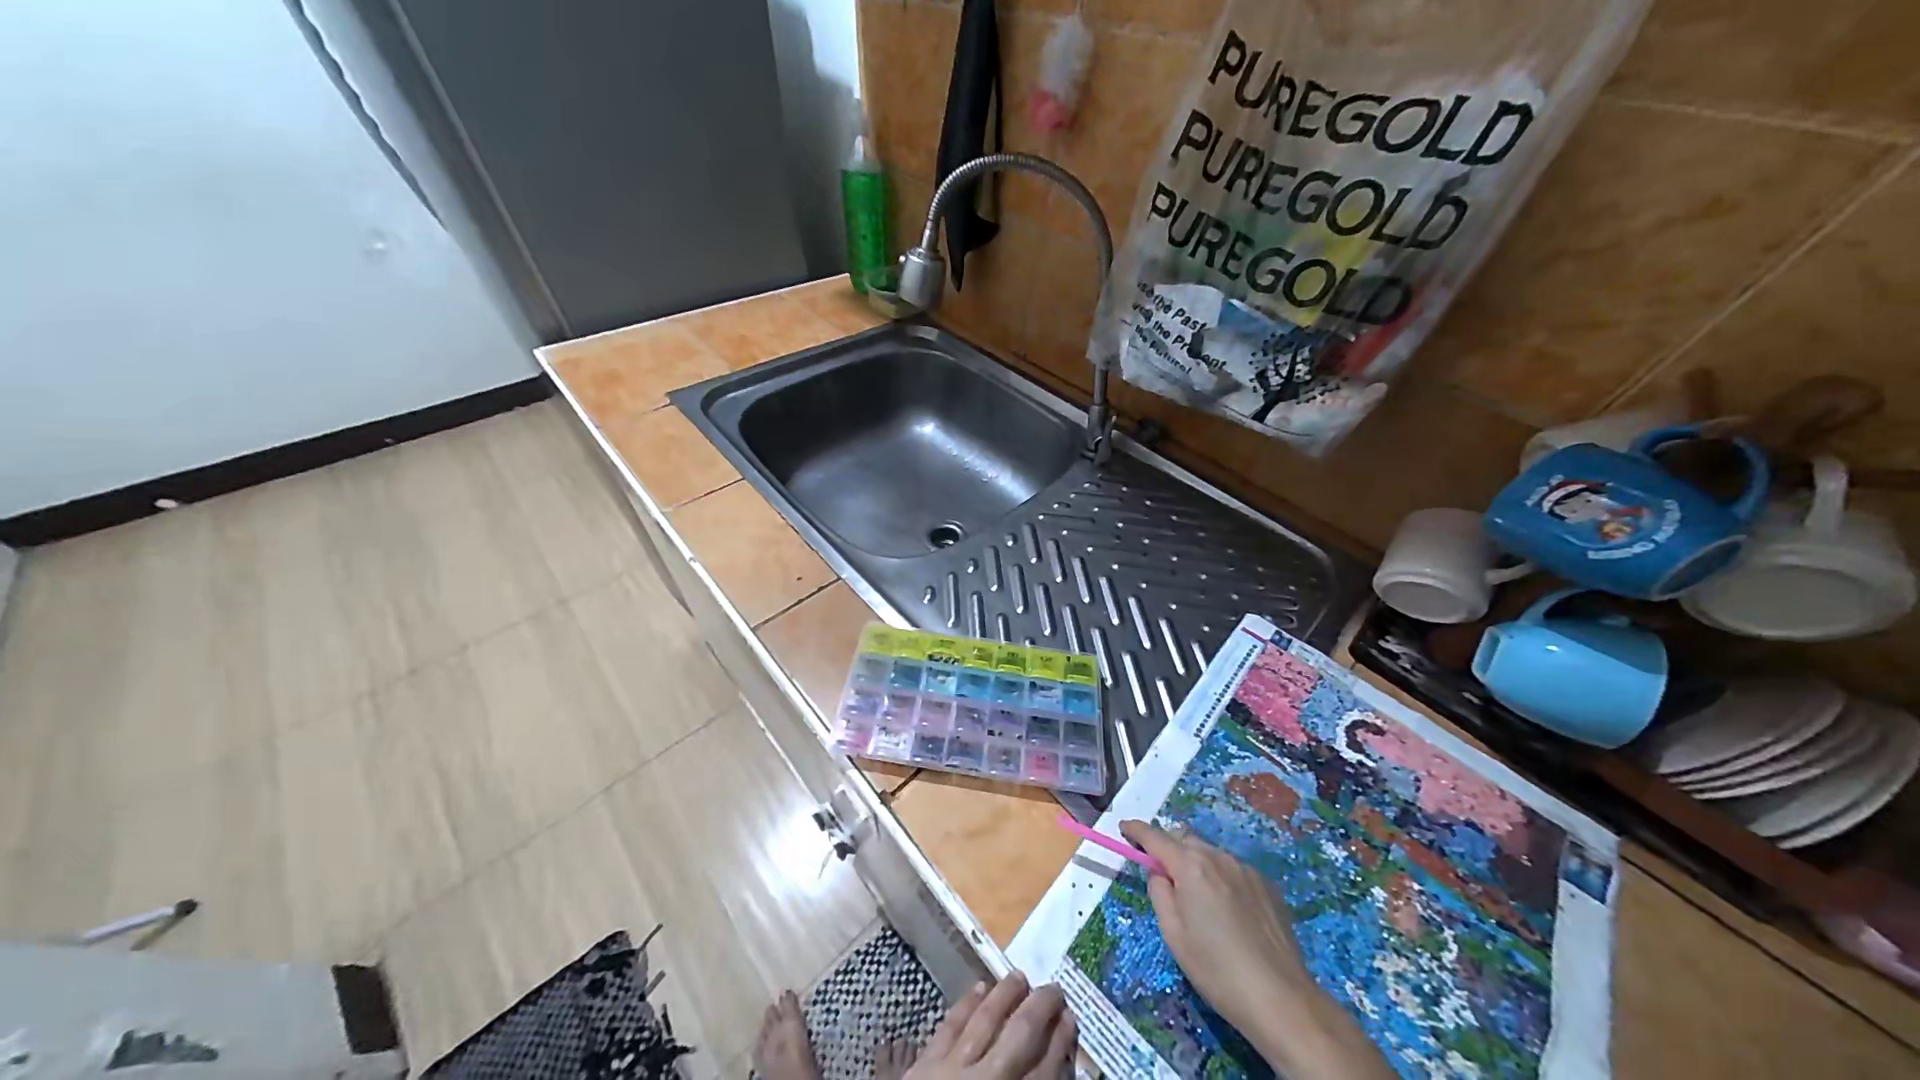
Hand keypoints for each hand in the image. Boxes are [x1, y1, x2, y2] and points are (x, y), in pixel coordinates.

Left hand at [903, 972, 1076, 1079]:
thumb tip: (1047, 1075)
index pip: (1045, 1072)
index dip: (1061, 1043)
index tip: (1071, 1019)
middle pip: (1020, 1036)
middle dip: (1041, 1009)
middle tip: (1055, 989)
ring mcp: (953, 1070)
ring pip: (985, 1021)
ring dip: (1005, 996)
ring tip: (1020, 976)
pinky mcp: (924, 1066)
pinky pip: (949, 1027)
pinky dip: (966, 1005)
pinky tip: (979, 988)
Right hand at [1120, 820, 1392, 1079]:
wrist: (1281, 998)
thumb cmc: (1215, 969)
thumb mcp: (1173, 933)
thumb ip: (1159, 892)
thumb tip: (1160, 872)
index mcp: (1191, 866)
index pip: (1155, 836)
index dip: (1136, 830)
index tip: (1124, 829)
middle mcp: (1219, 857)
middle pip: (1184, 839)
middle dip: (1168, 848)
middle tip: (1160, 873)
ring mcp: (1247, 870)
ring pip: (1210, 853)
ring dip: (1195, 863)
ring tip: (1196, 898)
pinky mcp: (1267, 886)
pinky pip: (1233, 870)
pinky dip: (1220, 877)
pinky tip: (1226, 910)